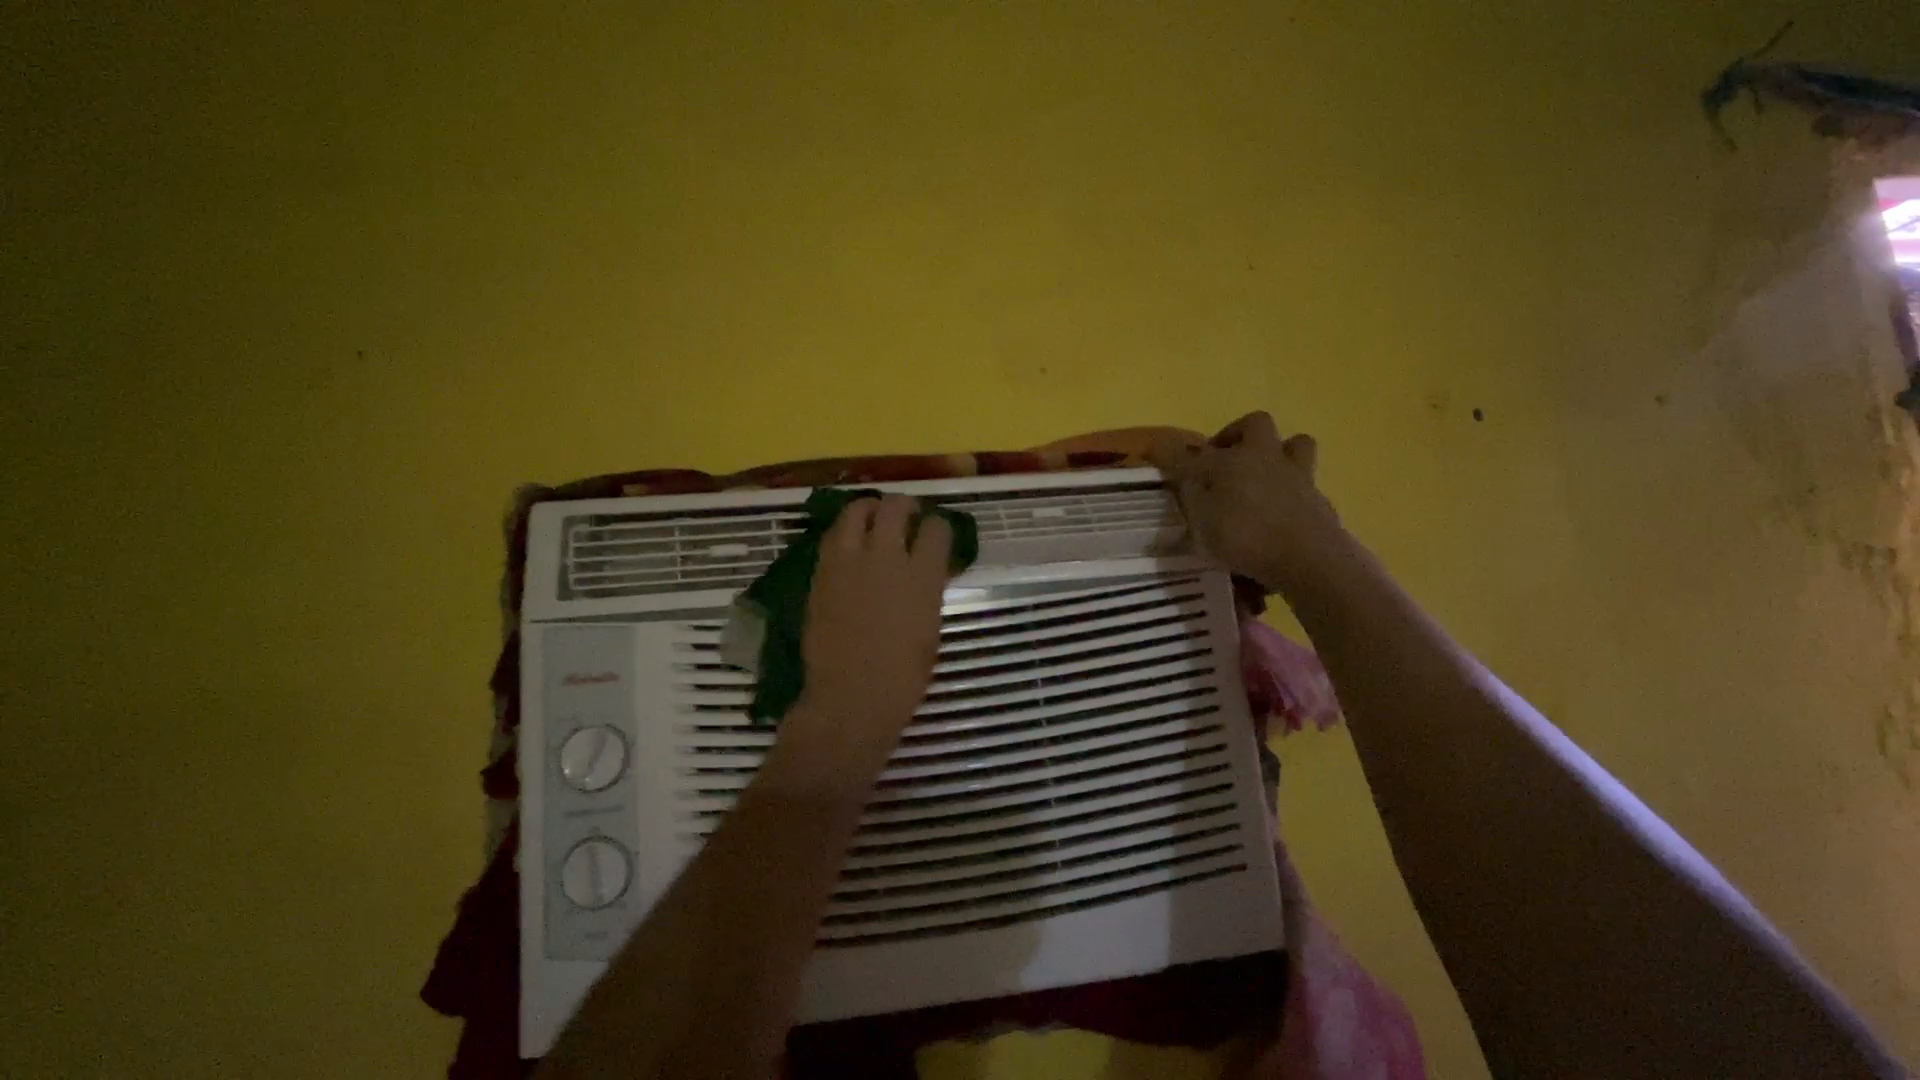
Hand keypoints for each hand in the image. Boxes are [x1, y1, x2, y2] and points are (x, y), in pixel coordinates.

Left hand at [789, 495, 953, 765]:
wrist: (851, 696)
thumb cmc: (903, 676)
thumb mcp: (930, 628)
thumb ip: (927, 591)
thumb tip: (925, 572)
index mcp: (923, 576)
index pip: (937, 529)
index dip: (939, 527)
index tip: (936, 533)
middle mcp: (886, 557)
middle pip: (896, 507)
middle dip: (904, 505)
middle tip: (906, 514)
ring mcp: (849, 562)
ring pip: (857, 510)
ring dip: (869, 509)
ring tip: (873, 518)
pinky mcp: (822, 572)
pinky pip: (833, 536)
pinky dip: (845, 532)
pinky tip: (849, 542)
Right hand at [1150, 412, 1347, 591]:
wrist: (1308, 559)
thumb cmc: (1245, 537)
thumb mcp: (1202, 522)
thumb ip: (1190, 498)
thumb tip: (1180, 482)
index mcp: (1230, 461)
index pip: (1193, 453)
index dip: (1172, 453)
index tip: (1156, 453)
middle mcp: (1264, 458)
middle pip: (1255, 425)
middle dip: (1236, 434)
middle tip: (1223, 458)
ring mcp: (1298, 476)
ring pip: (1295, 444)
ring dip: (1278, 452)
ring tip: (1262, 476)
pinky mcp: (1320, 501)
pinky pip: (1306, 483)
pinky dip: (1293, 491)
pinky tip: (1281, 511)